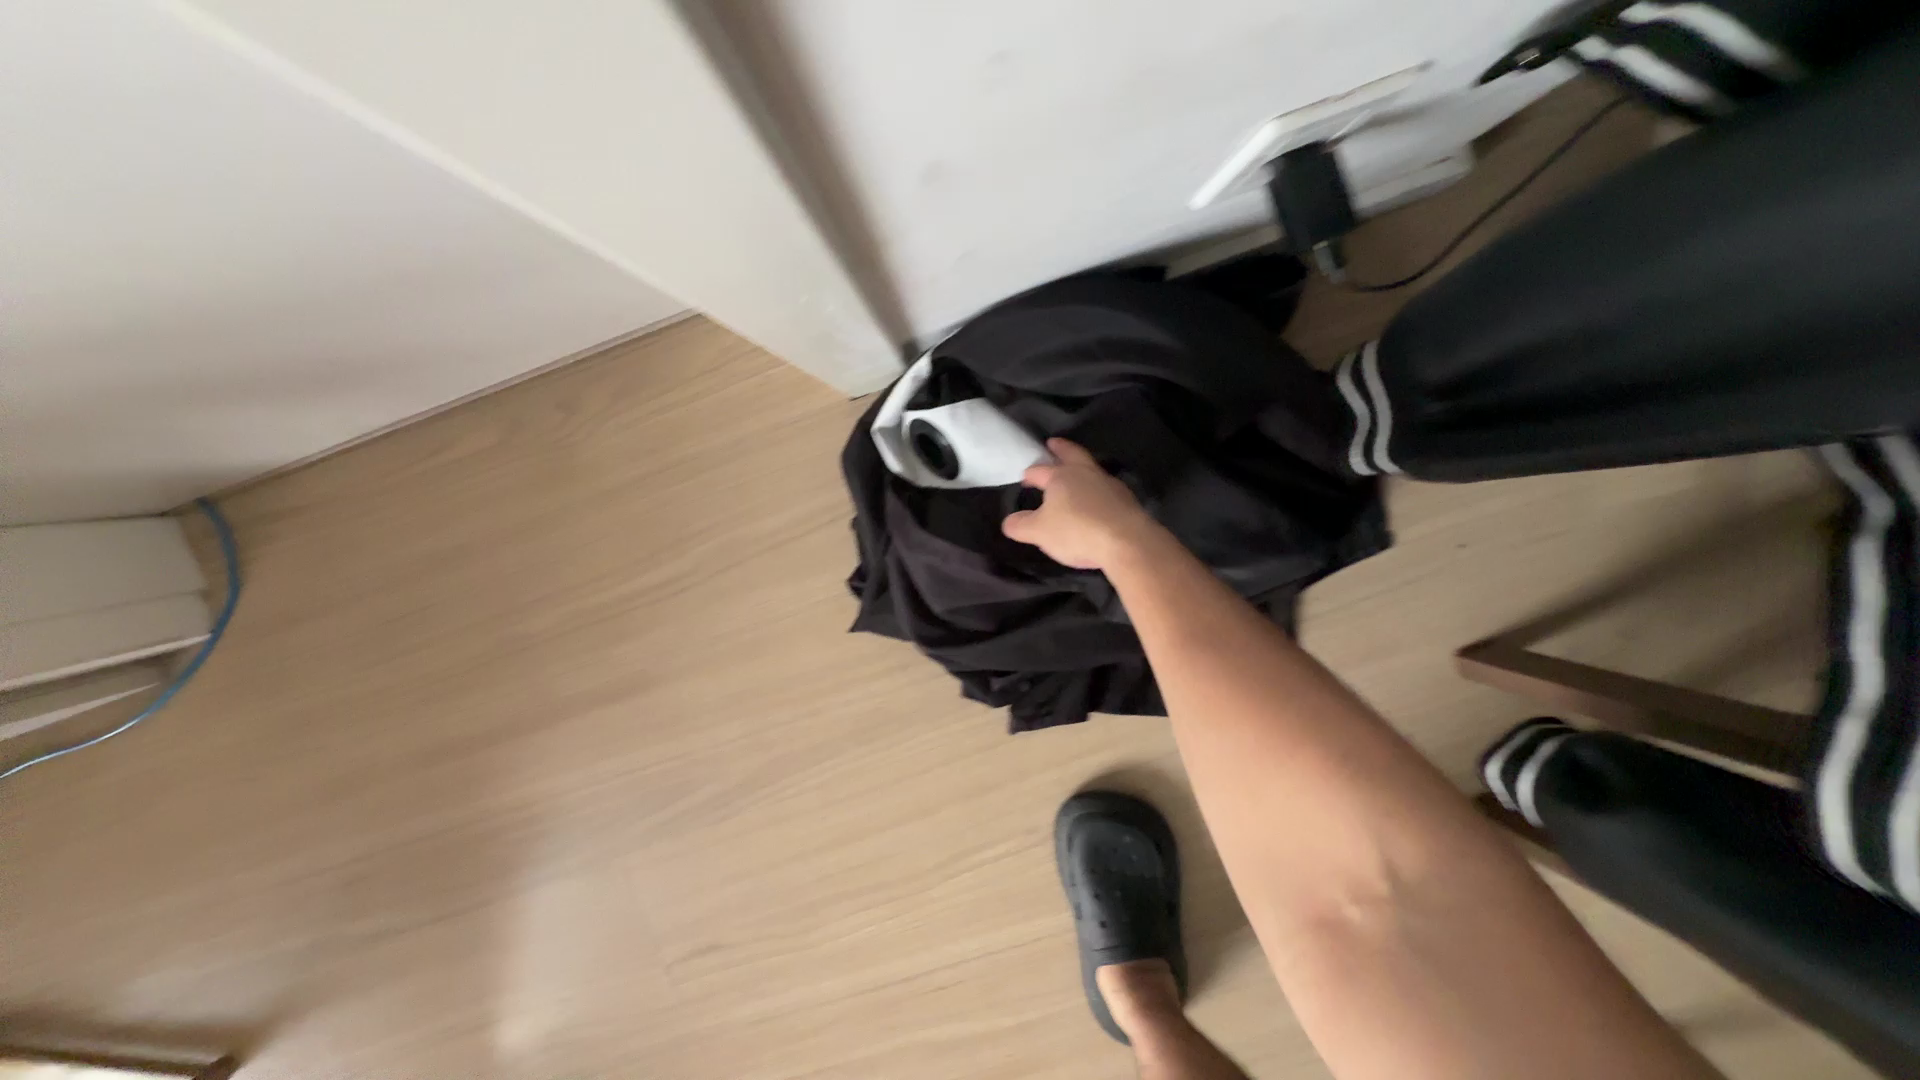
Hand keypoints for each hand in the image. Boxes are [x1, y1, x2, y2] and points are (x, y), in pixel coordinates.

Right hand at [1001, 439, 1162, 569]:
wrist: (1127, 541)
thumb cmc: (1077, 531)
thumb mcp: (1039, 532)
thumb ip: (1021, 525)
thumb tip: (1008, 522)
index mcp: (1061, 476)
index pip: (1040, 470)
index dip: (1031, 473)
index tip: (1025, 477)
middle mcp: (1086, 473)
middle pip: (1072, 454)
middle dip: (1060, 449)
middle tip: (1053, 443)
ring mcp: (1109, 484)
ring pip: (1092, 469)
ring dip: (1082, 468)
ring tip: (1076, 474)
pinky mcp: (1126, 500)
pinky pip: (1106, 489)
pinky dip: (1097, 489)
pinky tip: (1097, 499)